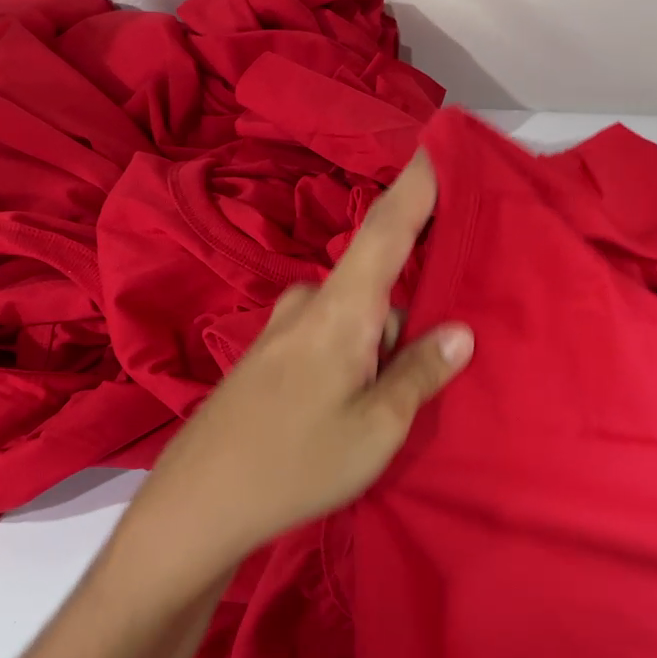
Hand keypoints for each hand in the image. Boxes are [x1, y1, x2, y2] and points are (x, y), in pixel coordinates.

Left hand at [128, 150, 472, 570]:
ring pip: (352, 318)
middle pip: (374, 286)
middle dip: (407, 314)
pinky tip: (355, 407)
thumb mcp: (380, 426)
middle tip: (434, 364)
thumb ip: (420, 373)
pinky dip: (356, 357)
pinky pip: (329, 339)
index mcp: (339, 314)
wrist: (198, 509)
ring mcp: (280, 335)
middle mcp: (306, 310)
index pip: (385, 235)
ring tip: (394, 402)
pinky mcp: (267, 362)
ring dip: (381, 345)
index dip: (414, 192)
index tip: (435, 148)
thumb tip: (458, 332)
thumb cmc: (298, 463)